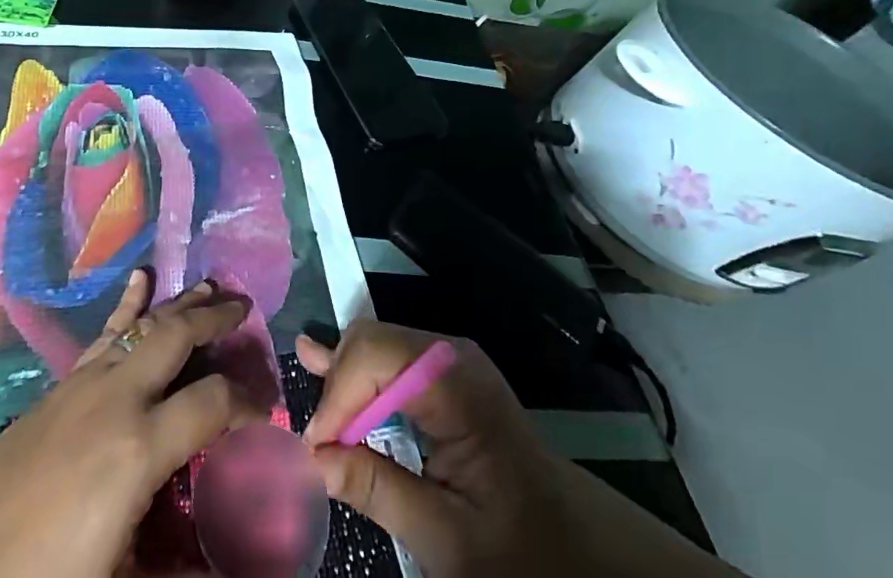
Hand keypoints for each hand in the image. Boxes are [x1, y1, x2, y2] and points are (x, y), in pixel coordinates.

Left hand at [0, 272, 261, 577]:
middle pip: (174, 337)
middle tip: (245, 305)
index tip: (266, 407)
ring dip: (177, 304)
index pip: (213, 403)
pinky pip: (104, 334)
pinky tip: (137, 284)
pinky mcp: (60, 385)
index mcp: (139, 446)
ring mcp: (83, 383)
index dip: (248, 400)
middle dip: (214, 318)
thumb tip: (226, 565)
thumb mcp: (122, 577)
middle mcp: (116, 398)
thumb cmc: (43, 570)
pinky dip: (128, 307)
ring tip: (206, 285)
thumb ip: (180, 566)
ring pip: (140, 325)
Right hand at [298, 320, 561, 577]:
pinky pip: (388, 362)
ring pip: (372, 350)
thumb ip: (376, 490)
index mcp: (459, 387)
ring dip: (341, 385)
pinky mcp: (443, 378)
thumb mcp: (449, 538)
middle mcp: (451, 358)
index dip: (336, 397)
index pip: (373, 358)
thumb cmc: (524, 547)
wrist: (584, 546)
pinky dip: (355, 375)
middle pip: (369, 345)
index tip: (316, 451)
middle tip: (318, 447)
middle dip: (336, 389)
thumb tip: (308, 459)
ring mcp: (448, 363)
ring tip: (311, 415)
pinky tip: (318, 360)